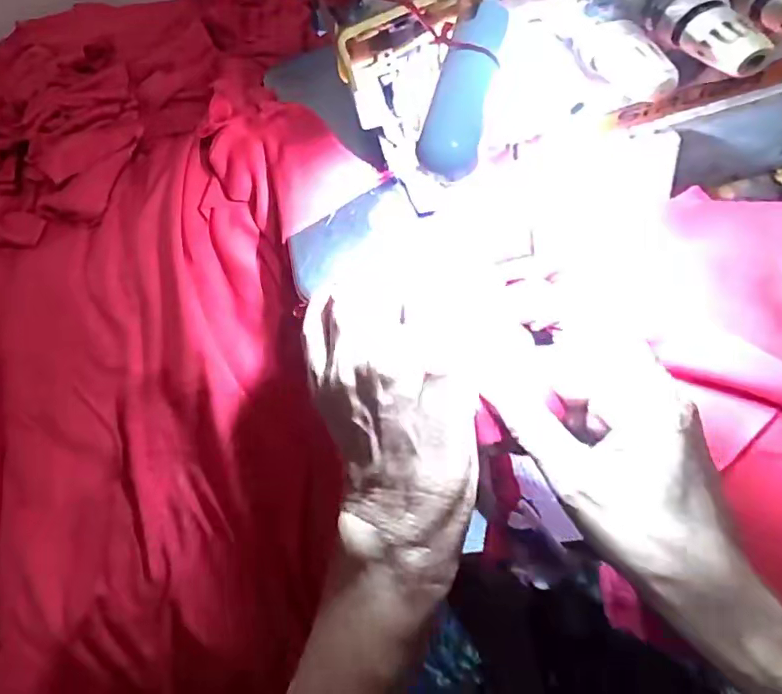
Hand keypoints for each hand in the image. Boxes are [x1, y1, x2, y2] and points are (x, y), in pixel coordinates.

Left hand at [301, 270, 479, 596]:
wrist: (396, 510)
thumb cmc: (447, 463)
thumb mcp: (468, 400)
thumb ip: (454, 344)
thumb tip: (445, 300)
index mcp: (427, 362)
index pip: (425, 293)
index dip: (433, 277)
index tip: (437, 271)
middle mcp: (376, 355)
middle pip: (378, 285)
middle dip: (392, 272)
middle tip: (402, 270)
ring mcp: (339, 364)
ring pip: (342, 296)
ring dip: (359, 280)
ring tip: (373, 278)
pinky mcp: (316, 376)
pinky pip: (313, 322)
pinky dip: (325, 301)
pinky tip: (340, 295)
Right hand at [472, 309, 781, 693]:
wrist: (708, 591)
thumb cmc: (642, 534)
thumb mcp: (573, 478)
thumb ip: (525, 420)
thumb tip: (481, 377)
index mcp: (642, 395)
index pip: (562, 359)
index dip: (519, 369)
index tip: (484, 378)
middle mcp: (656, 387)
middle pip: (583, 344)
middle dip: (536, 352)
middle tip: (496, 372)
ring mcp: (659, 403)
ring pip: (591, 366)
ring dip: (552, 380)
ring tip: (517, 403)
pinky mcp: (655, 422)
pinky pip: (603, 390)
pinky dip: (570, 399)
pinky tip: (548, 423)